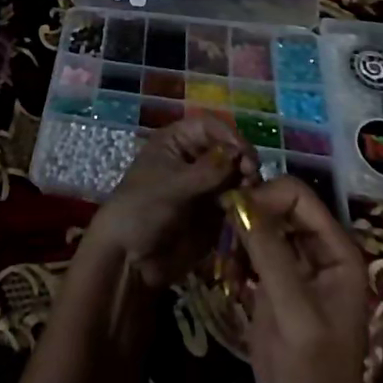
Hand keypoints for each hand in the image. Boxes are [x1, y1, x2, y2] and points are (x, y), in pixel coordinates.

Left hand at [84, 117, 255, 290]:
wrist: (130, 256)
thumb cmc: (142, 209)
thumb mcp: (173, 186)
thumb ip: (208, 170)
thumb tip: (238, 153)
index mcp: (175, 142)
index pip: (207, 126)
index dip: (228, 135)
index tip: (246, 154)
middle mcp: (192, 159)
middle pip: (226, 149)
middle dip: (241, 160)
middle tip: (252, 179)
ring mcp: (204, 185)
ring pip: (235, 175)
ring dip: (246, 183)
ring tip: (251, 197)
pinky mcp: (213, 211)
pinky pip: (235, 200)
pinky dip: (244, 203)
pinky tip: (247, 212)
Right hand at [228, 178, 378, 382]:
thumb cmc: (313, 371)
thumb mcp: (294, 313)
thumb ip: (271, 255)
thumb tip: (239, 201)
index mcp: (337, 251)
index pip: (298, 196)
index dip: (265, 197)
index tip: (234, 215)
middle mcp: (318, 249)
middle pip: (278, 203)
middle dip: (249, 211)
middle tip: (222, 231)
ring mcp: (295, 263)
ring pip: (262, 220)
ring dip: (239, 230)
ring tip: (225, 255)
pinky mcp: (273, 278)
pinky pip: (252, 244)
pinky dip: (235, 248)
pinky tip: (227, 269)